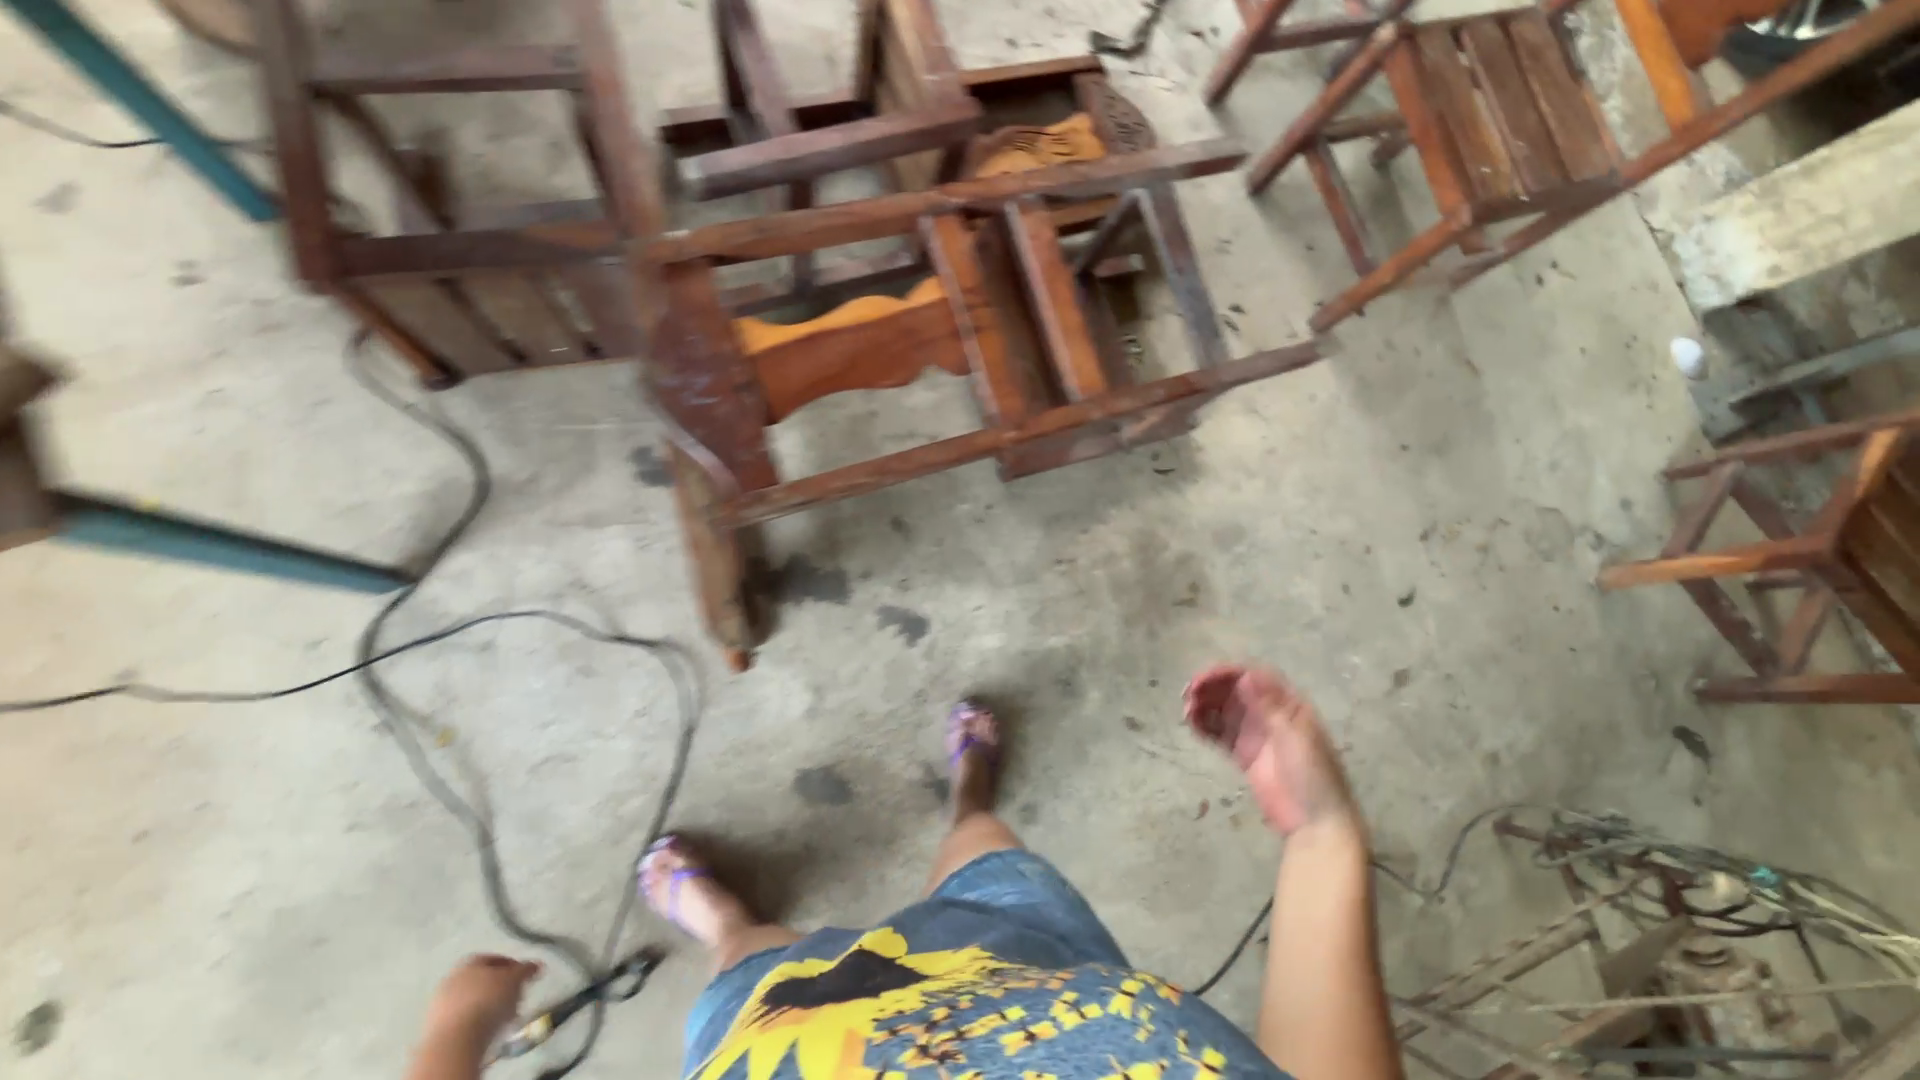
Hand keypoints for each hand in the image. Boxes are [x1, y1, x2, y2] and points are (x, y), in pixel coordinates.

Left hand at [421, 954, 541, 1047]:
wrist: (455, 1038)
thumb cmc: (489, 1000)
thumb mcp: (515, 980)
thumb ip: (527, 970)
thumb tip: (538, 965)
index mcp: (471, 961)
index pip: (496, 959)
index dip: (513, 968)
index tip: (525, 979)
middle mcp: (453, 976)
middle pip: (483, 979)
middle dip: (501, 988)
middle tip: (516, 999)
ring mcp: (441, 1001)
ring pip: (473, 999)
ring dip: (489, 1005)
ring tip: (504, 1017)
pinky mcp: (436, 1025)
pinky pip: (463, 1017)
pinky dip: (476, 1020)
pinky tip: (488, 1028)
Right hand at [1184, 666, 1359, 838]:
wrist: (1316, 822)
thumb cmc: (1313, 775)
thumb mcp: (1294, 735)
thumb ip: (1269, 705)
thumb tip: (1246, 676)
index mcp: (1289, 705)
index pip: (1254, 678)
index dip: (1227, 674)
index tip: (1202, 679)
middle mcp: (1270, 715)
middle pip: (1235, 693)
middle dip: (1211, 689)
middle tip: (1188, 694)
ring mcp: (1256, 736)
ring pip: (1225, 712)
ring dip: (1204, 706)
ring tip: (1186, 711)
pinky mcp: (1244, 756)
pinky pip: (1220, 735)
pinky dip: (1205, 727)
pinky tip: (1192, 725)